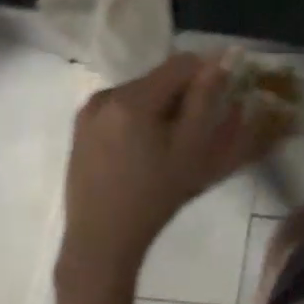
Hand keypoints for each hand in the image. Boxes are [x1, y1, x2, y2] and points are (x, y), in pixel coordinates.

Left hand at [57, 53, 292, 282]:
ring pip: (141, 92)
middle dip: (184, 94)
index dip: (207, 74)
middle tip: (199, 127)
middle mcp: (106, 95)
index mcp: (131, 99)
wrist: (101, 242)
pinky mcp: (81, 128)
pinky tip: (146, 148)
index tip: (223, 97)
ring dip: (163, 105)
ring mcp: (89, 111)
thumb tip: (219, 62)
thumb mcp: (191, 149)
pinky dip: (141, 117)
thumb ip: (206, 100)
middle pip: (159, 77)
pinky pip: (121, 107)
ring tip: (171, 142)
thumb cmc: (154, 197)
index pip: (181, 64)